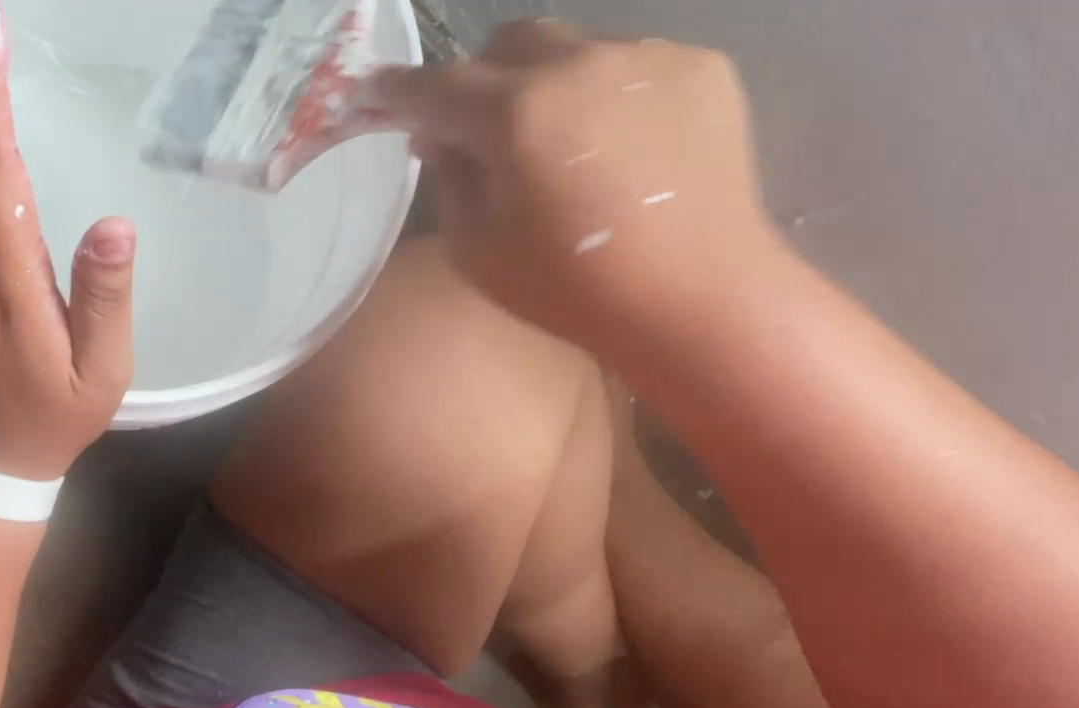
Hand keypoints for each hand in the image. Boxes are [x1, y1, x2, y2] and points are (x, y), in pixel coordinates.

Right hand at [368, 21, 776, 343]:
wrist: (690, 295)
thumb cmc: (566, 287)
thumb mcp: (475, 248)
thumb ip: (450, 180)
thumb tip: (444, 137)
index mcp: (514, 113)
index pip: (437, 85)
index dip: (400, 89)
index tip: (378, 92)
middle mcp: (579, 64)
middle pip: (508, 42)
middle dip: (481, 77)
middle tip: (481, 129)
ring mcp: (647, 57)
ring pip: (572, 49)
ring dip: (547, 85)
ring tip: (561, 145)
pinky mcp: (700, 67)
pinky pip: (630, 65)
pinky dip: (606, 96)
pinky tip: (618, 150)